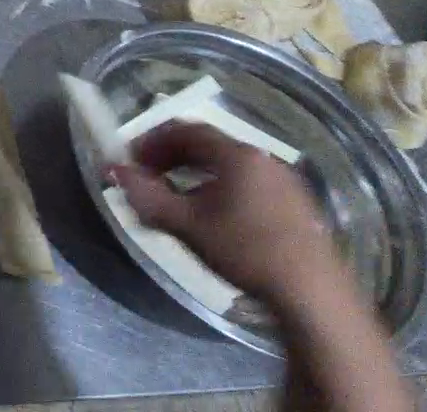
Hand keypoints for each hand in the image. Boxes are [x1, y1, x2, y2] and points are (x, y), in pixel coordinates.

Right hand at [111, 122, 342, 305]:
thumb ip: (145, 194)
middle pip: (207, 144)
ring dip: (194, 172)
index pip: (185, 129)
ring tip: (177, 198)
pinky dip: (220, 186)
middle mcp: (263, 159)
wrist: (314, 297)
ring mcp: (285, 182)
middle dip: (171, 155)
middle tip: (148, 176)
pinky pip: (248, 182)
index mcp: (237, 156)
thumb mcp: (185, 224)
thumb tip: (111, 169)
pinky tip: (214, 215)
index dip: (151, 140)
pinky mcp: (297, 205)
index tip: (131, 160)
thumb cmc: (245, 251)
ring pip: (228, 164)